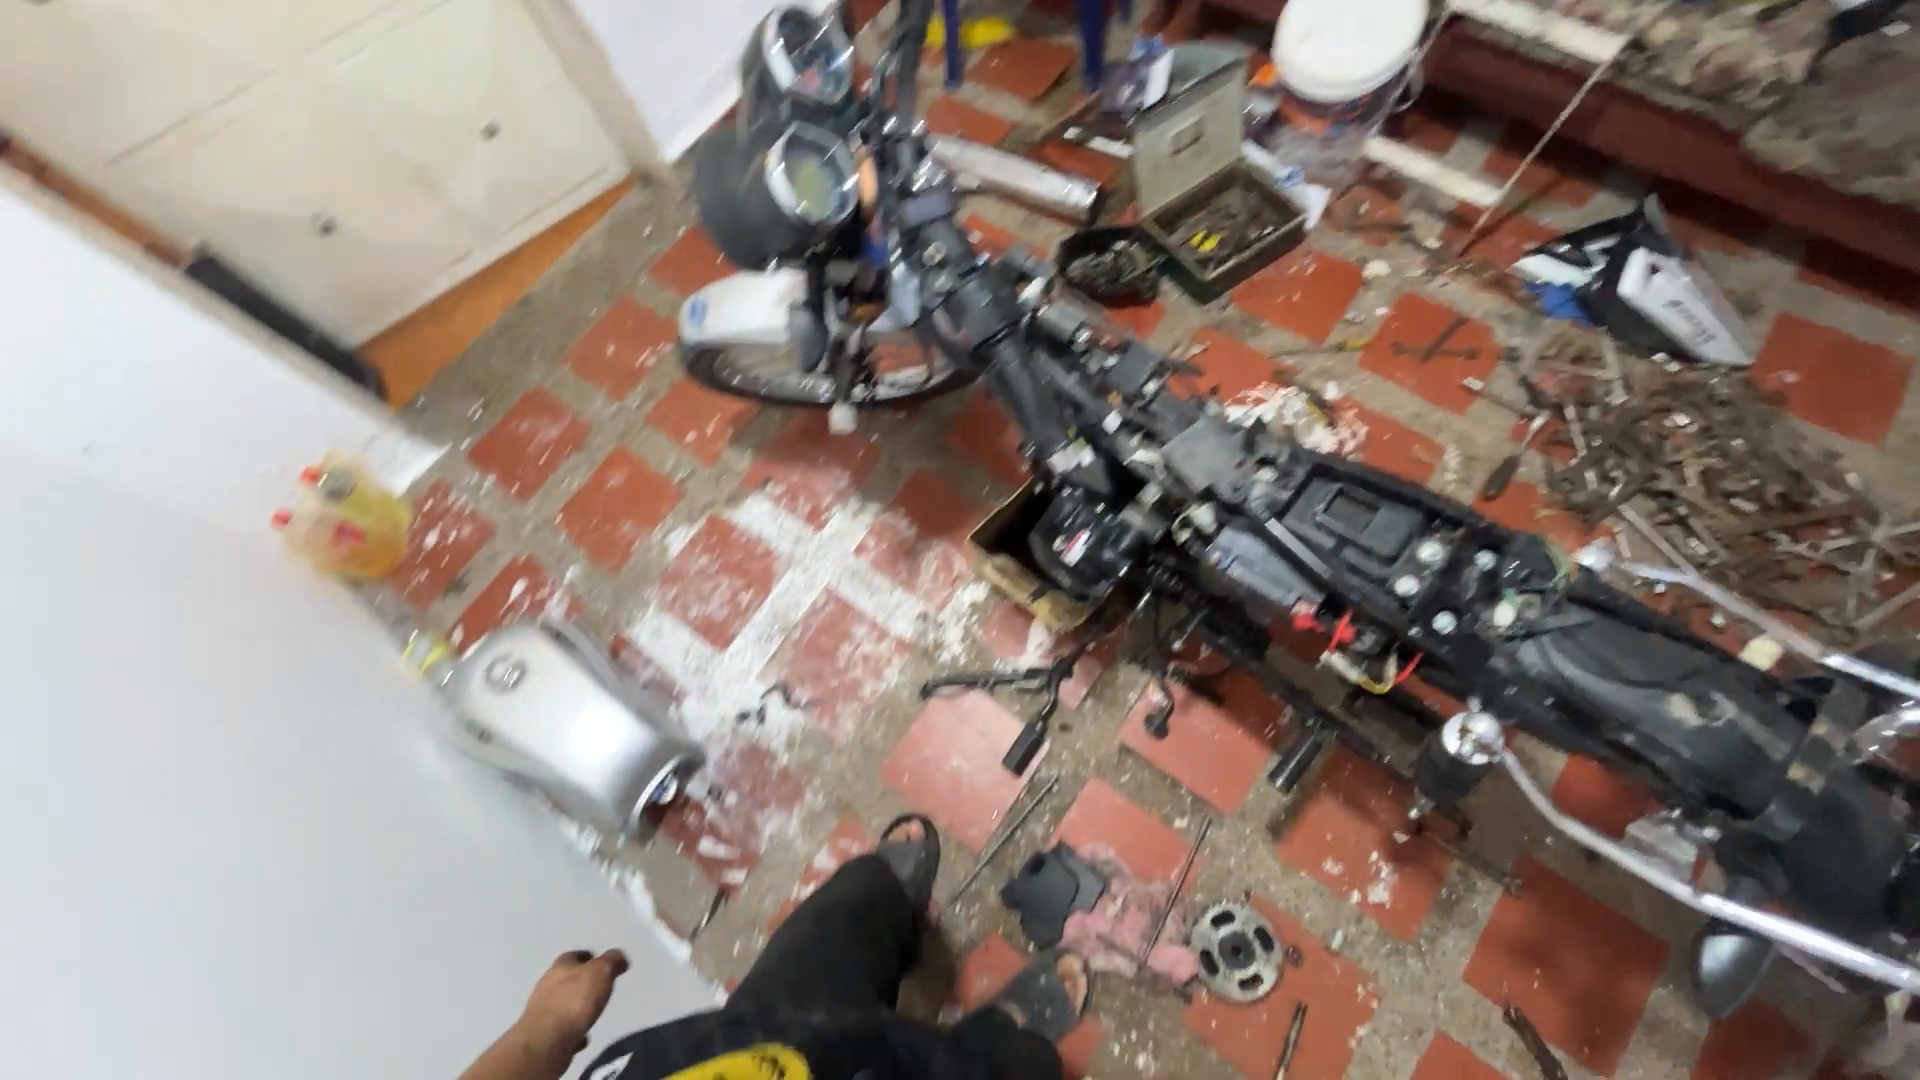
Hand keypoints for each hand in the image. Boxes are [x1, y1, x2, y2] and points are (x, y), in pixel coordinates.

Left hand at [513, 950, 628, 1061]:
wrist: (544, 1045)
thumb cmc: (574, 1002)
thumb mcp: (601, 972)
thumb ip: (611, 961)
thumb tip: (618, 958)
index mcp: (560, 968)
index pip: (573, 956)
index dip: (588, 957)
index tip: (601, 962)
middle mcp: (546, 987)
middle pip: (565, 979)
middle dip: (581, 982)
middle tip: (599, 986)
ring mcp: (542, 1013)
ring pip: (562, 1004)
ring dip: (575, 1006)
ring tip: (593, 1011)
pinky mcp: (542, 1037)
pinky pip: (561, 1029)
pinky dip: (572, 1029)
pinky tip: (583, 1035)